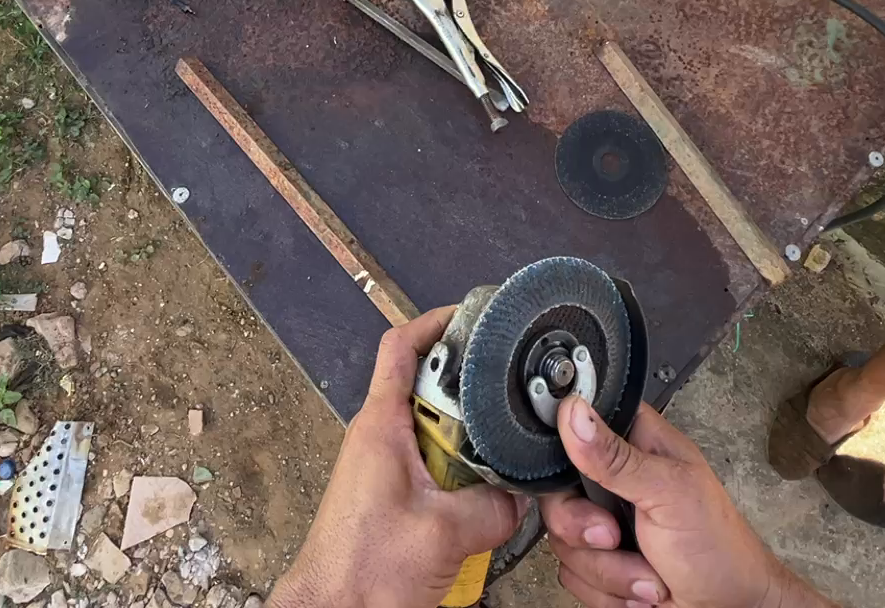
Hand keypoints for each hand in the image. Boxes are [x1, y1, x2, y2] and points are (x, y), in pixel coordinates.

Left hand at [269, 307, 524, 607]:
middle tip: (504, 386)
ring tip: (500, 442)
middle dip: (465, 384)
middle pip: (426, 383)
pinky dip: (456, 467)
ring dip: (463, 433)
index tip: (469, 316)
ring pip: (431, 425)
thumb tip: (520, 497)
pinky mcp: (389, 490)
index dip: (434, 322)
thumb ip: (493, 507)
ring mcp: (382, 461)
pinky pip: (428, 461)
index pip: (401, 346)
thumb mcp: (444, 533)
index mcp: (381, 422)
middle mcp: (378, 433)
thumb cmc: (363, 568)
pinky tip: (481, 488)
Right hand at [542, 396, 833, 607]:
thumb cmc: (719, 547)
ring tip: (648, 574)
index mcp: (630, 440)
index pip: (574, 420)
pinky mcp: (597, 560)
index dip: (563, 445)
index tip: (576, 474)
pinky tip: (640, 589)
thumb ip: (616, 456)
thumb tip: (572, 410)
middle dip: (583, 525)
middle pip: (555, 488)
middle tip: (615, 535)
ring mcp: (600, 519)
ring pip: (560, 537)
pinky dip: (606, 591)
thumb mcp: (670, 492)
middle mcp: (609, 476)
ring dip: (607, 569)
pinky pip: (570, 573)